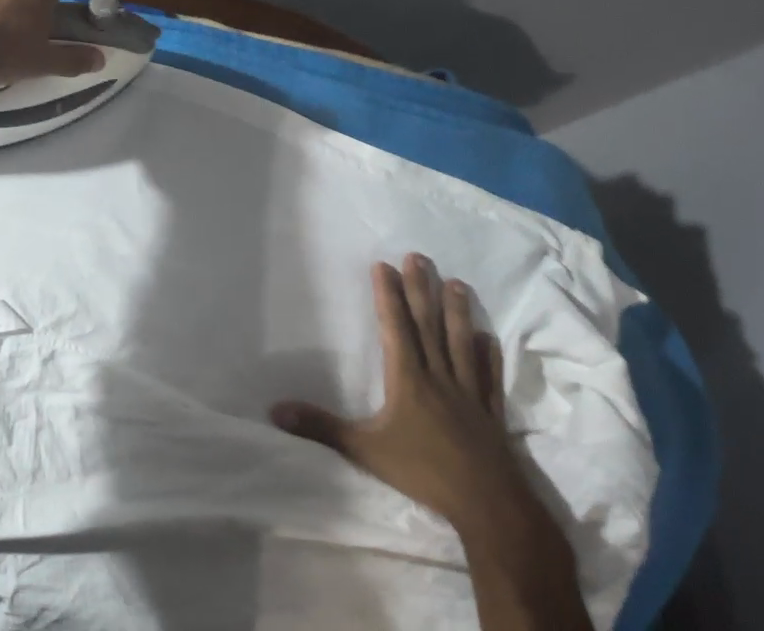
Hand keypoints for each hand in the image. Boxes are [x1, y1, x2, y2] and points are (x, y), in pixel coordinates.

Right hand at [270, 254, 535, 531]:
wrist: (490, 506)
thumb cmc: (423, 472)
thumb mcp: (363, 449)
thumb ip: (320, 427)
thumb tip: (273, 409)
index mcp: (408, 381)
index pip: (396, 329)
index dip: (389, 296)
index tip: (384, 266)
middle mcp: (440, 378)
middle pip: (429, 327)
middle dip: (422, 290)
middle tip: (420, 257)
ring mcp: (469, 395)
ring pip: (461, 344)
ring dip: (458, 313)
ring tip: (458, 284)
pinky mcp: (490, 415)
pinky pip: (488, 377)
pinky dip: (487, 356)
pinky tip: (487, 338)